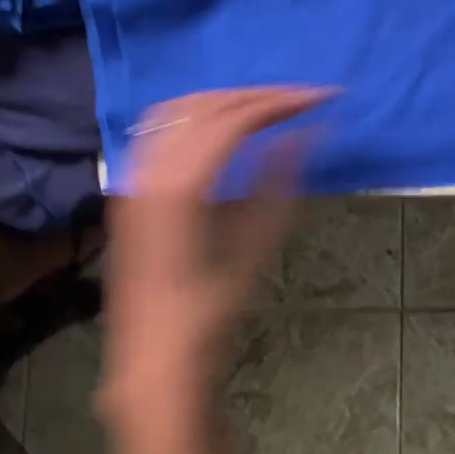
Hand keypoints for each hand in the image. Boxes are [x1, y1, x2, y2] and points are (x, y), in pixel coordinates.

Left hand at [101, 88, 330, 407]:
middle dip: (259, 94)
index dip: (283, 101)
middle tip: (303, 100)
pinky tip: (224, 128)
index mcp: (182, 185)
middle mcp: (150, 170)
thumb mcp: (257, 249)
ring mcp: (133, 177)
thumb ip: (279, 184)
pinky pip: (161, 127)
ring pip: (178, 108)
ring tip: (269, 107)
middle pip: (207, 104)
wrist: (155, 359)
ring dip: (226, 99)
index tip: (324, 98)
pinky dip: (198, 114)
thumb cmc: (212, 312)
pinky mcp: (130, 188)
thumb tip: (310, 133)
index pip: (236, 118)